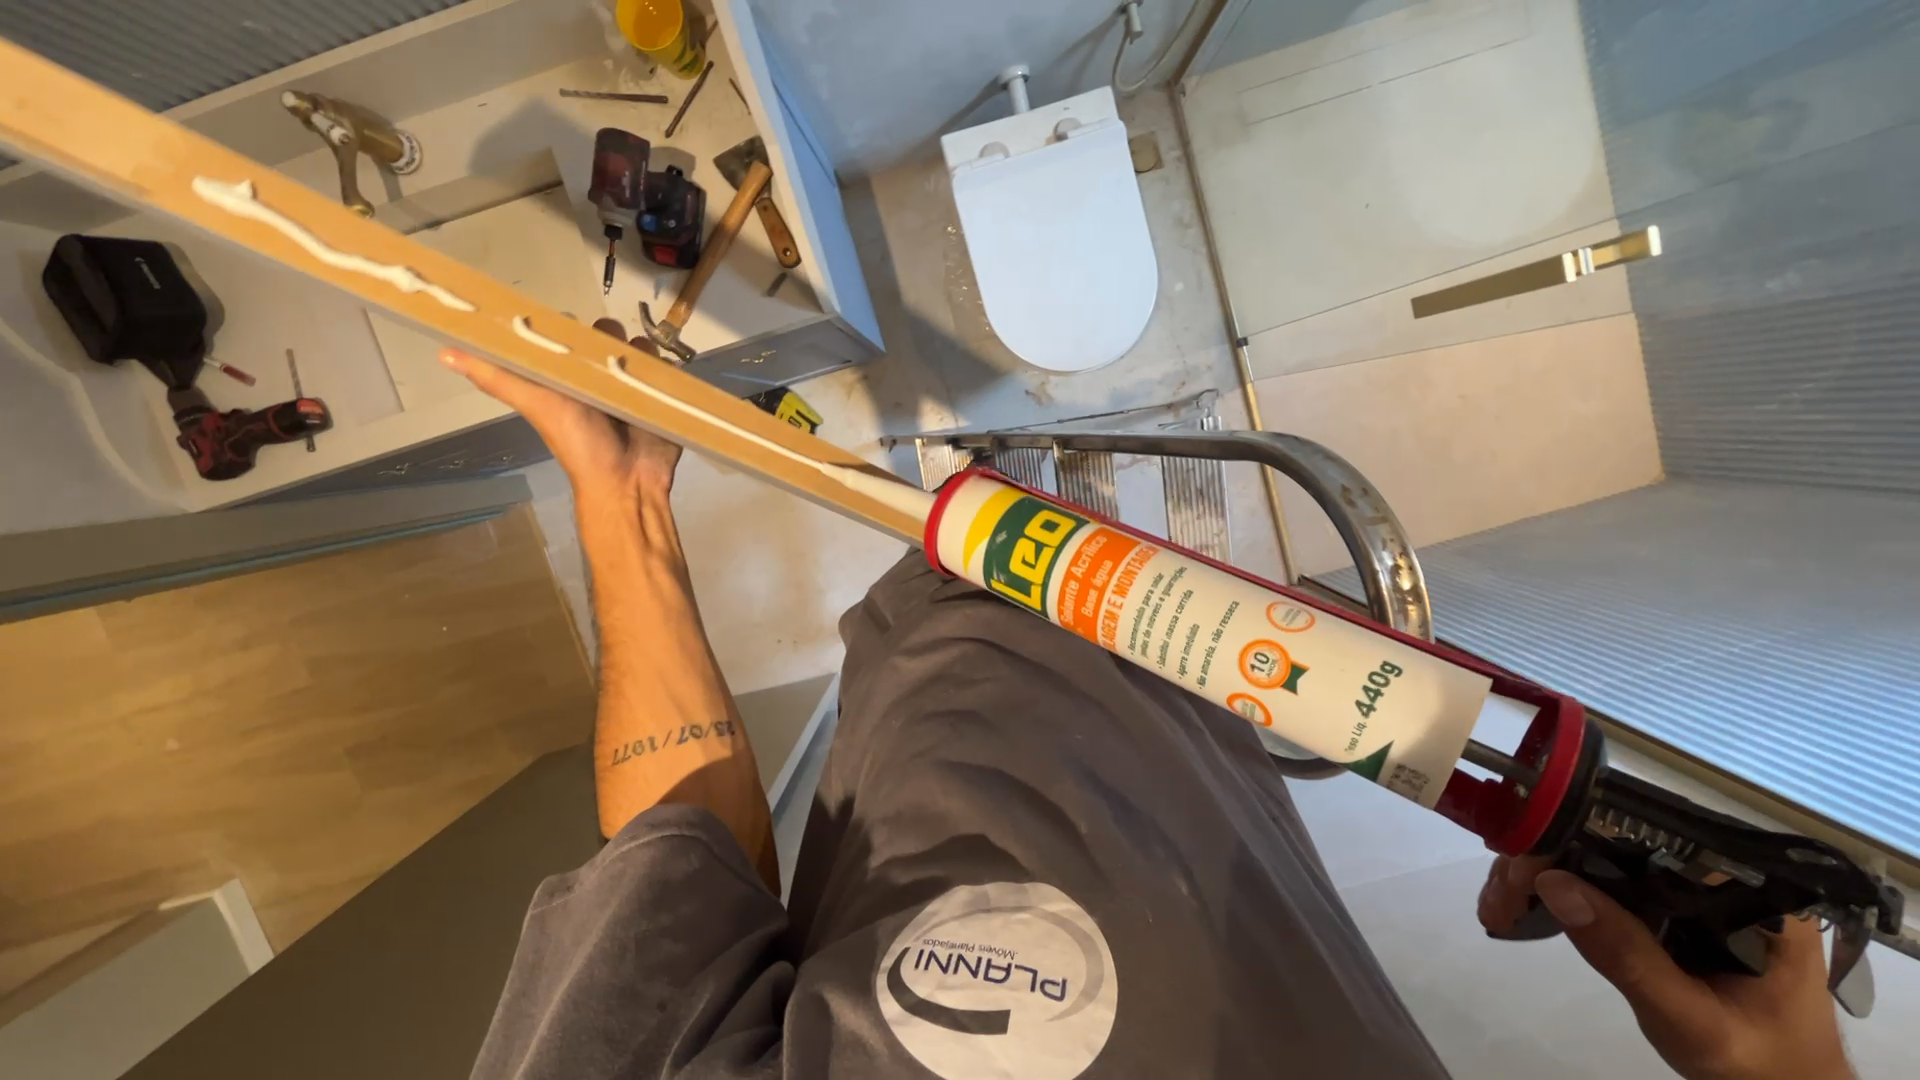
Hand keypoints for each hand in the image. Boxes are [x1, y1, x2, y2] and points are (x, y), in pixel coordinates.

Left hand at [440, 347, 680, 503]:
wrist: (627, 479)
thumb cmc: (579, 443)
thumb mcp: (535, 404)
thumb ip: (498, 378)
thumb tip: (443, 351)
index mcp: (565, 376)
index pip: (565, 334)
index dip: (566, 325)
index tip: (568, 325)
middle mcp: (597, 377)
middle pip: (604, 335)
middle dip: (608, 336)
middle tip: (608, 353)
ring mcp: (632, 385)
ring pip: (636, 347)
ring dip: (639, 349)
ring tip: (636, 367)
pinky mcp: (661, 395)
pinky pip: (664, 368)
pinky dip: (664, 365)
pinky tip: (659, 373)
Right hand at [1479, 856, 1852, 1079]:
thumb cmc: (1760, 1067)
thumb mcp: (1694, 1022)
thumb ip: (1630, 957)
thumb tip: (1552, 883)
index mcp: (1745, 889)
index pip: (1642, 838)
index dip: (1570, 841)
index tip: (1521, 872)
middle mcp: (1714, 874)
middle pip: (1606, 842)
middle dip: (1540, 862)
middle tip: (1497, 899)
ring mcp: (1684, 888)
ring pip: (1591, 857)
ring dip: (1535, 876)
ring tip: (1496, 908)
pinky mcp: (1660, 905)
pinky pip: (1596, 882)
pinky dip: (1550, 892)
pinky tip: (1516, 907)